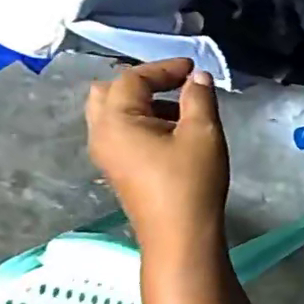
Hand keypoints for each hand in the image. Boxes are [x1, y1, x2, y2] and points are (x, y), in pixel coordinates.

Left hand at [85, 58, 228, 249]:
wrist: (181, 235)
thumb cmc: (191, 181)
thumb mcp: (202, 133)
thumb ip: (199, 97)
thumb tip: (197, 77)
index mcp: (116, 121)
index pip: (132, 78)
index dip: (164, 68)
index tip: (193, 68)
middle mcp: (101, 134)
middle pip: (109, 92)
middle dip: (143, 82)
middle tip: (176, 83)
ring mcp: (106, 154)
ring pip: (113, 113)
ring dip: (143, 102)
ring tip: (180, 107)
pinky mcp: (117, 169)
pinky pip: (121, 132)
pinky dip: (142, 121)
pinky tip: (173, 131)